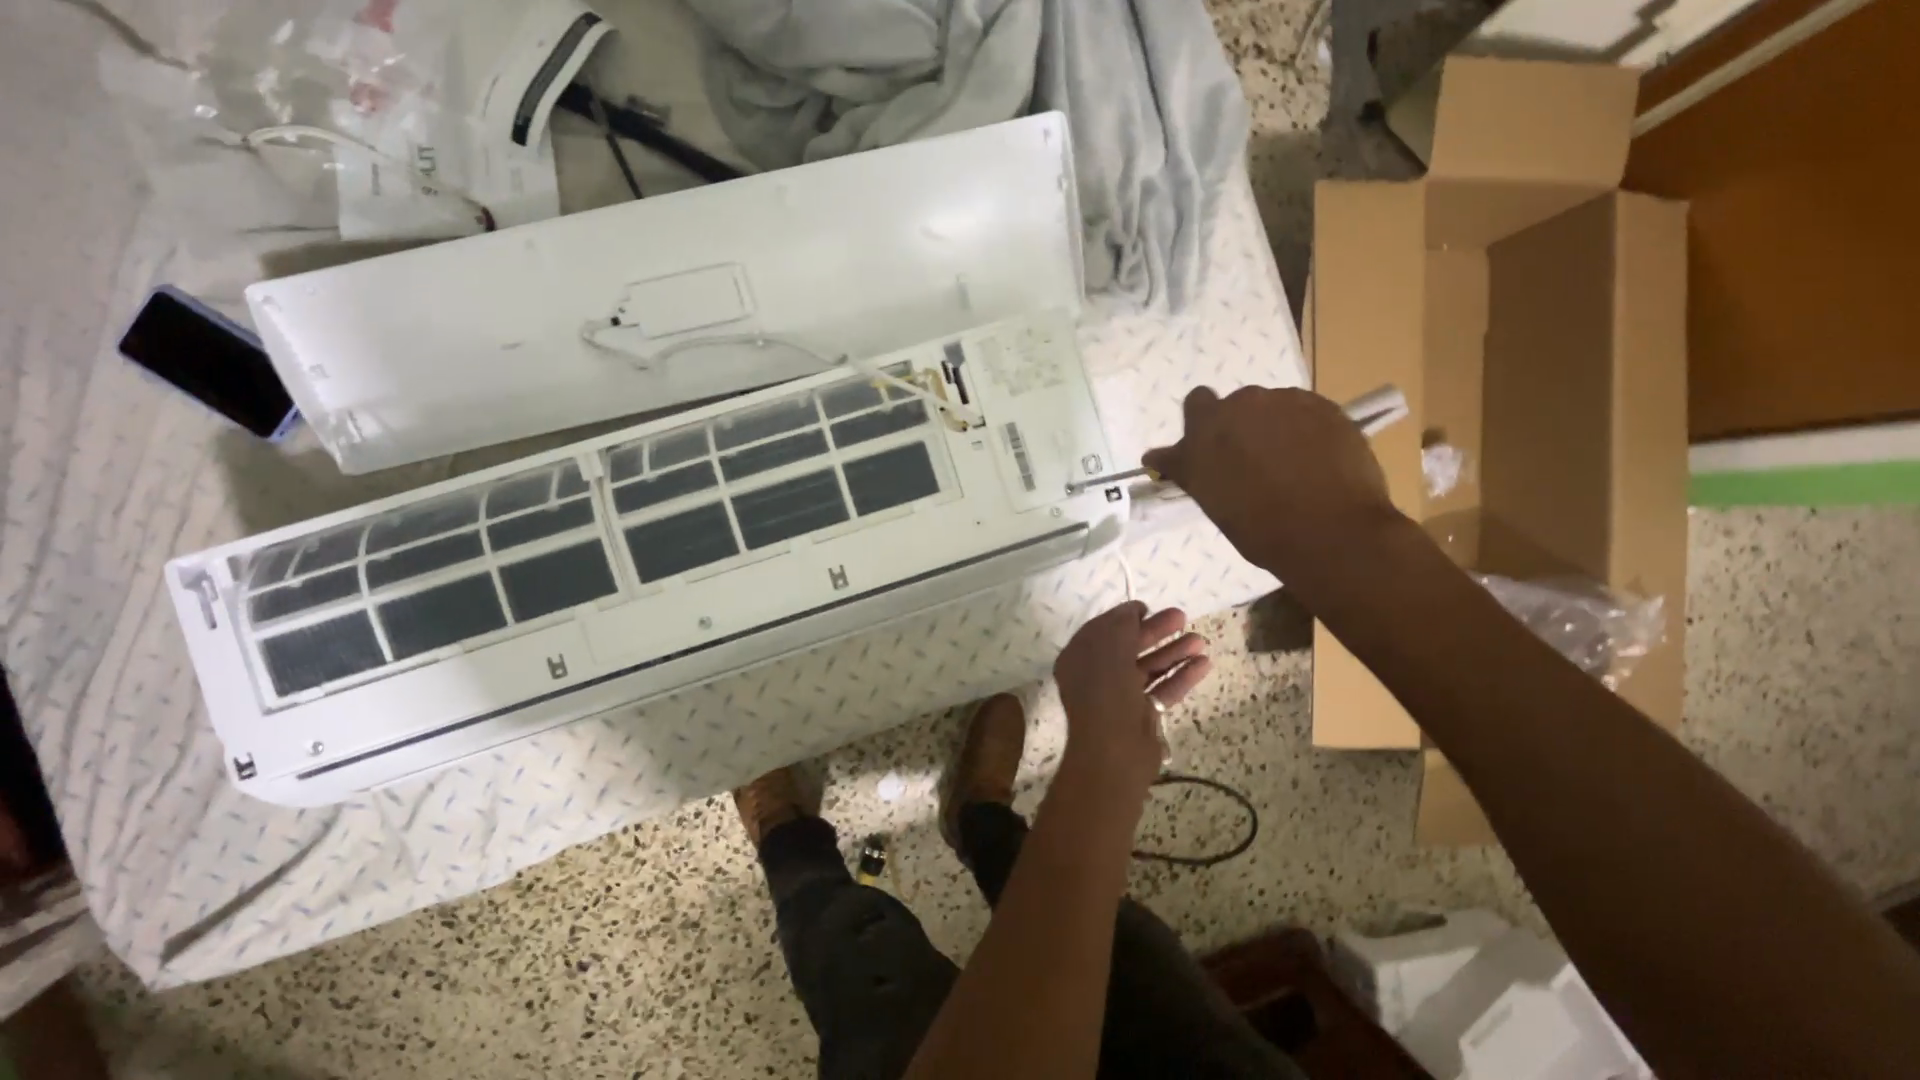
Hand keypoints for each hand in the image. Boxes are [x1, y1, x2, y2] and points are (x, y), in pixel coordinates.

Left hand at [1053, 602, 1211, 799]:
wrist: (1114, 750)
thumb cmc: (1107, 690)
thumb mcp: (1111, 646)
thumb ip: (1122, 623)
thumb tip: (1133, 610)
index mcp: (1079, 658)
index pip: (1102, 630)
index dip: (1125, 616)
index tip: (1149, 607)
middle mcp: (1096, 676)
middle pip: (1128, 647)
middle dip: (1155, 631)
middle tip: (1182, 617)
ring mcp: (1119, 697)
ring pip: (1148, 668)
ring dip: (1174, 653)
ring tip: (1201, 641)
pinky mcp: (1140, 716)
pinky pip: (1161, 690)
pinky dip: (1180, 676)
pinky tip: (1204, 664)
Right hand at [1142, 386, 1400, 581]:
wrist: (1331, 531)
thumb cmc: (1261, 529)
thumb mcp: (1212, 501)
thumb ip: (1190, 470)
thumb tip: (1157, 456)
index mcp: (1205, 431)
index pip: (1196, 405)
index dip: (1206, 423)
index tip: (1215, 448)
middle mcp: (1240, 406)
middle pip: (1238, 405)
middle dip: (1244, 426)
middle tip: (1256, 462)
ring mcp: (1284, 401)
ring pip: (1274, 406)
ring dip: (1277, 426)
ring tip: (1294, 464)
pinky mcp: (1323, 406)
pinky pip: (1306, 411)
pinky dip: (1307, 429)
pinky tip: (1318, 459)